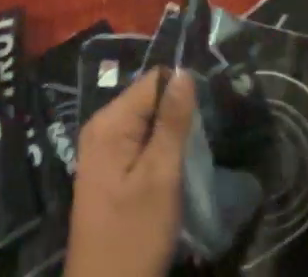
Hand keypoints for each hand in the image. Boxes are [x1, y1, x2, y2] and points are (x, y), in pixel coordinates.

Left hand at [64, 69, 195, 276]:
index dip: (182, 91)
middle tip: (202, 140)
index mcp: (109, 122)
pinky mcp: (109, 170)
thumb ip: (172, 123)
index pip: (153, 81)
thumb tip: (184, 73)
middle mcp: (101, 127)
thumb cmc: (134, 234)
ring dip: (170, 135)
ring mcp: (102, 150)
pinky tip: (174, 170)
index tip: (207, 114)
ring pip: (147, 123)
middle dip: (177, 115)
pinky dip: (159, 151)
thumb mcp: (160, 177)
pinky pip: (139, 143)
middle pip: (149, 100)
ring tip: (193, 154)